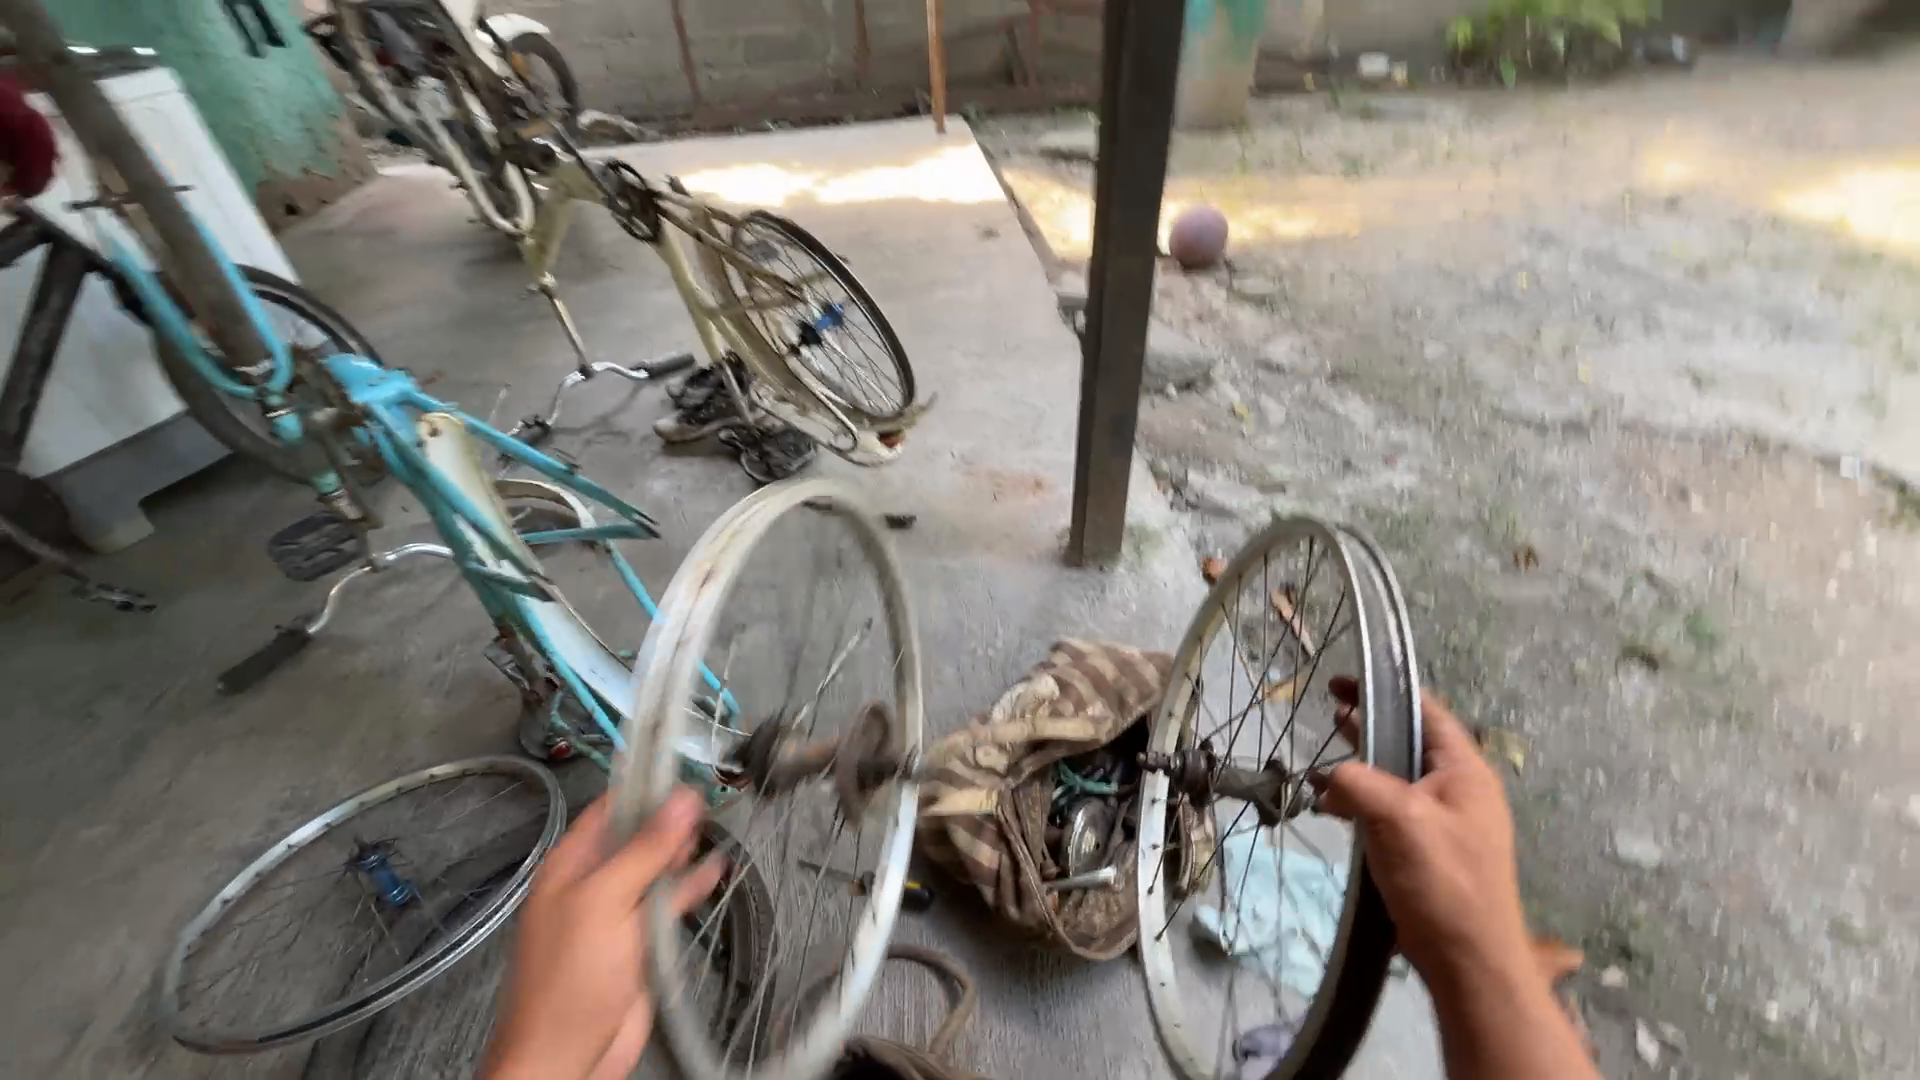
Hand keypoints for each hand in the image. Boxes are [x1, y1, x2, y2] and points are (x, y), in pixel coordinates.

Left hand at [481, 789, 724, 1079]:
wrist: (569, 1059)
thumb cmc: (570, 979)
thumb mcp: (606, 901)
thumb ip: (646, 848)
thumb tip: (681, 798)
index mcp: (572, 865)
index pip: (611, 808)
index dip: (646, 786)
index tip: (684, 768)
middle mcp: (595, 881)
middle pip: (639, 834)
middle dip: (671, 820)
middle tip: (704, 803)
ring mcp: (620, 910)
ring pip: (658, 866)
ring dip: (684, 851)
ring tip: (711, 831)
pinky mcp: (642, 937)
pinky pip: (670, 900)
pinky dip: (692, 884)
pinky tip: (716, 868)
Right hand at [1315, 682, 1531, 993]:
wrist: (1468, 958)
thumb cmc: (1442, 879)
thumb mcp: (1398, 817)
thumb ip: (1357, 782)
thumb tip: (1329, 780)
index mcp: (1464, 772)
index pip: (1426, 712)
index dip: (1385, 691)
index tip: (1343, 682)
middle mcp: (1458, 789)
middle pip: (1409, 740)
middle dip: (1369, 724)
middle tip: (1330, 711)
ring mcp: (1443, 819)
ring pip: (1395, 774)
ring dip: (1360, 762)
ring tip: (1326, 755)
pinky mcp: (1425, 846)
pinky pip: (1389, 806)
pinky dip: (1360, 797)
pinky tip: (1333, 804)